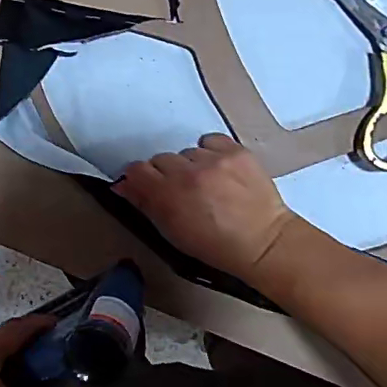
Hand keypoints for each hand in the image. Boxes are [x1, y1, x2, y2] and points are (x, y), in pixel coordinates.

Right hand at [112, 134, 301, 281]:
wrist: (262, 242)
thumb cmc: (217, 245)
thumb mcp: (172, 232)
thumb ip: (145, 204)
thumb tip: (124, 186)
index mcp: (168, 196)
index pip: (136, 170)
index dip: (138, 178)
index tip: (145, 184)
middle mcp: (188, 173)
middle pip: (161, 159)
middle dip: (166, 174)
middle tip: (180, 191)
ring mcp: (214, 160)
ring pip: (186, 151)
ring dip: (191, 164)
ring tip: (205, 184)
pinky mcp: (235, 152)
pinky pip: (210, 141)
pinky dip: (211, 152)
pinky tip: (218, 170)